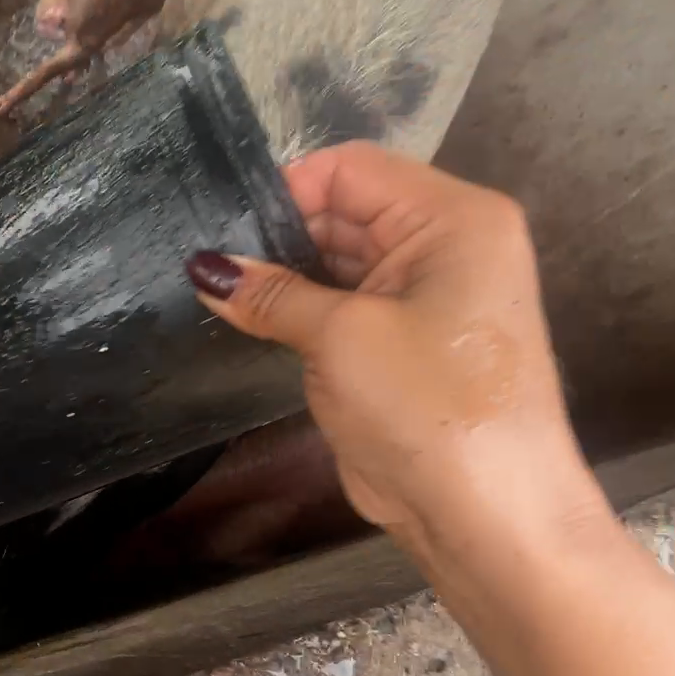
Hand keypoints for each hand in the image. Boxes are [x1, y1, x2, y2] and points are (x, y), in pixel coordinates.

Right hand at [186, 141, 608, 554]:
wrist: (476, 505)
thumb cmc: (423, 403)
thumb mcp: (341, 336)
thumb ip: (270, 295)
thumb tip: (202, 268)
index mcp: (451, 220)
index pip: (352, 170)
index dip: (284, 189)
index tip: (217, 227)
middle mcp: (438, 247)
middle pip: (341, 212)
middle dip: (273, 233)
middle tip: (198, 260)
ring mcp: (414, 297)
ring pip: (330, 261)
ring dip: (276, 274)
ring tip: (209, 287)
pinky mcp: (388, 341)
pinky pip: (331, 304)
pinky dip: (289, 307)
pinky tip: (241, 316)